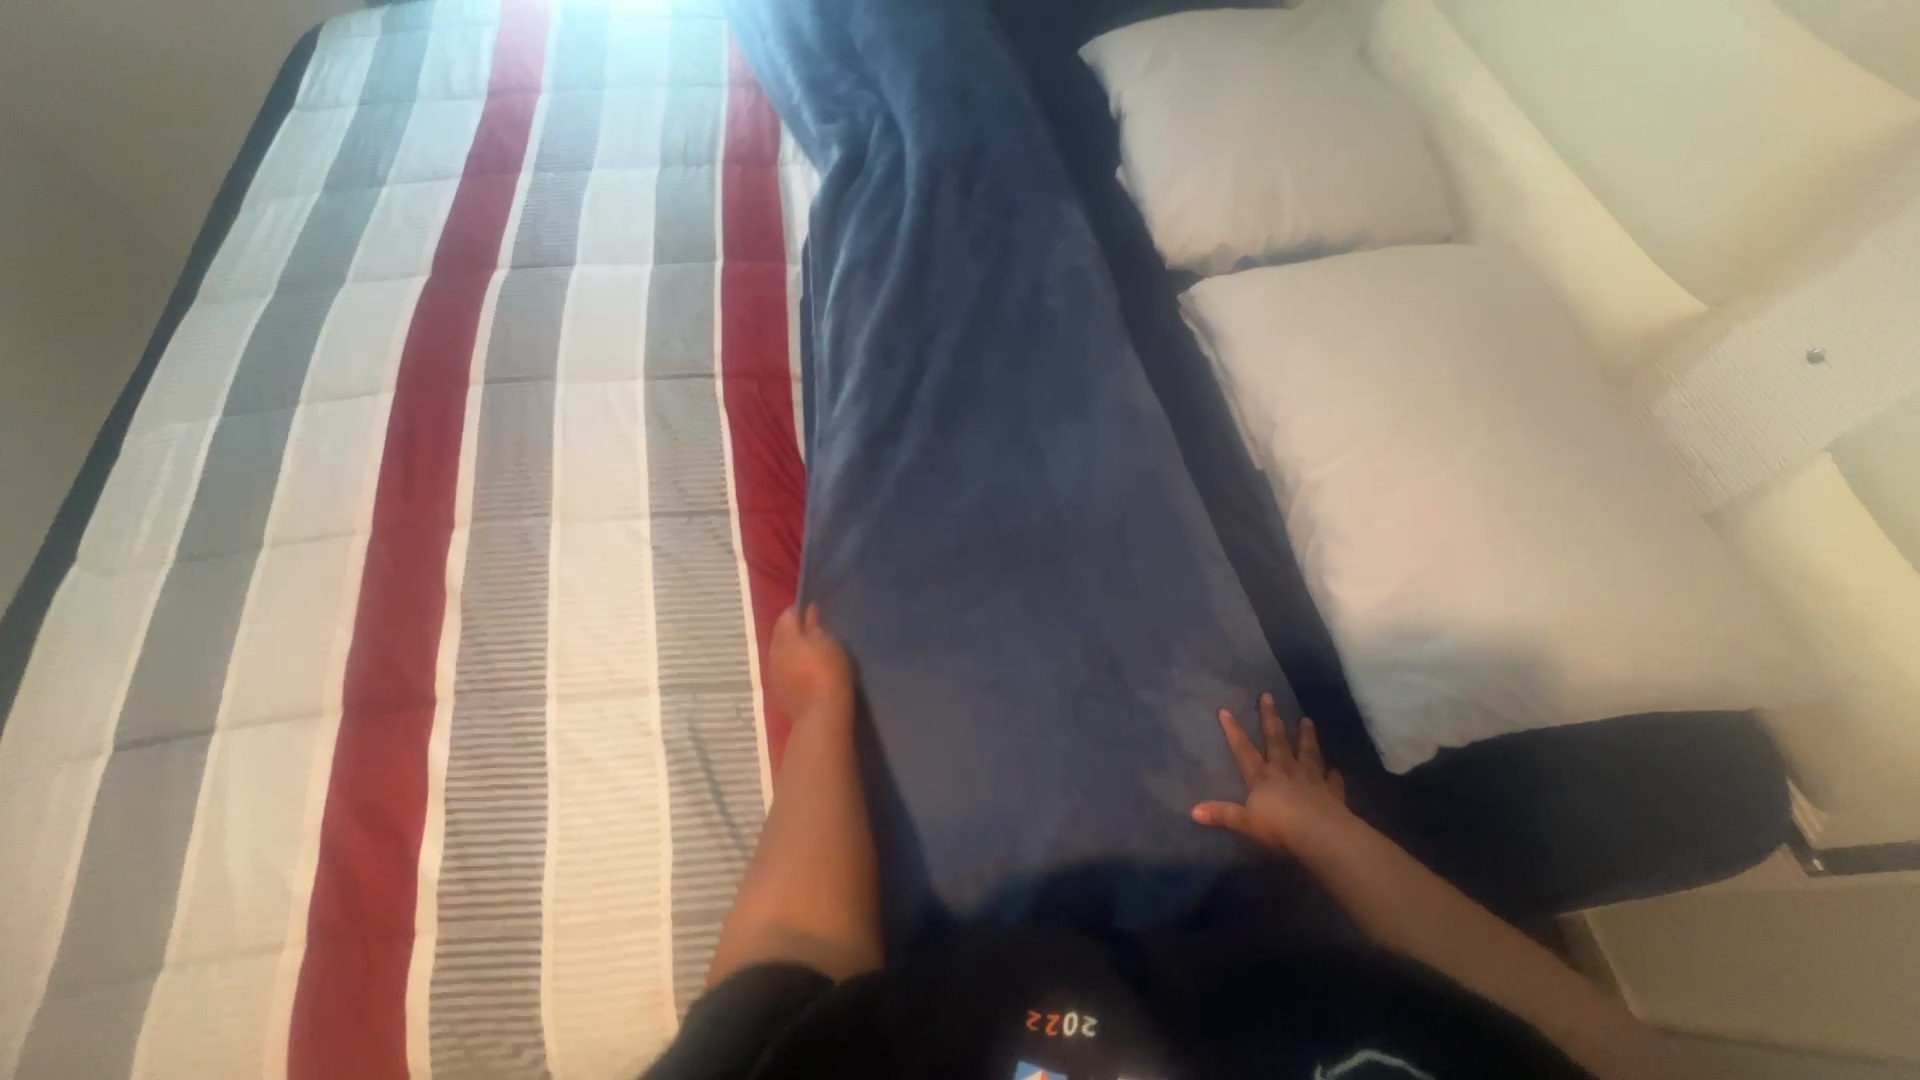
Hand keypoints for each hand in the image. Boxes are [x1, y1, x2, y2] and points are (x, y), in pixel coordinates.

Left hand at [768, 604, 854, 723]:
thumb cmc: (829, 672)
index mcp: (786, 637)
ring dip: (792, 649)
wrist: (821, 713)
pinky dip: (791, 665)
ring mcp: (773, 672)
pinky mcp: (777, 690)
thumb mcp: (830, 643)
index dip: (801, 610)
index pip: (788, 614)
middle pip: (781, 633)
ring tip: (811, 653)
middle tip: (815, 632)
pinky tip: (805, 671)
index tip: (816, 613)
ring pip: (780, 652)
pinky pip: (782, 669)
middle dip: (794, 630)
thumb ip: (816, 626)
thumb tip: (808, 612)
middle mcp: (773, 651)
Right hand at [1193, 693, 1351, 852]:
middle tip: (1268, 696)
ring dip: (1306, 737)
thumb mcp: (1245, 822)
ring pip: (1307, 753)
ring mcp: (1311, 780)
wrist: (1320, 835)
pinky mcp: (1332, 794)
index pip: (1243, 750)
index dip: (1233, 731)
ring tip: (1307, 720)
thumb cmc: (1279, 827)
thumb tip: (1193, 811)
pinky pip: (1332, 781)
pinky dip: (1333, 774)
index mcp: (1262, 777)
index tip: (1225, 710)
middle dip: (1270, 719)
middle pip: (1276, 741)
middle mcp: (1285, 772)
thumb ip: (1222, 814)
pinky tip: (1336, 769)